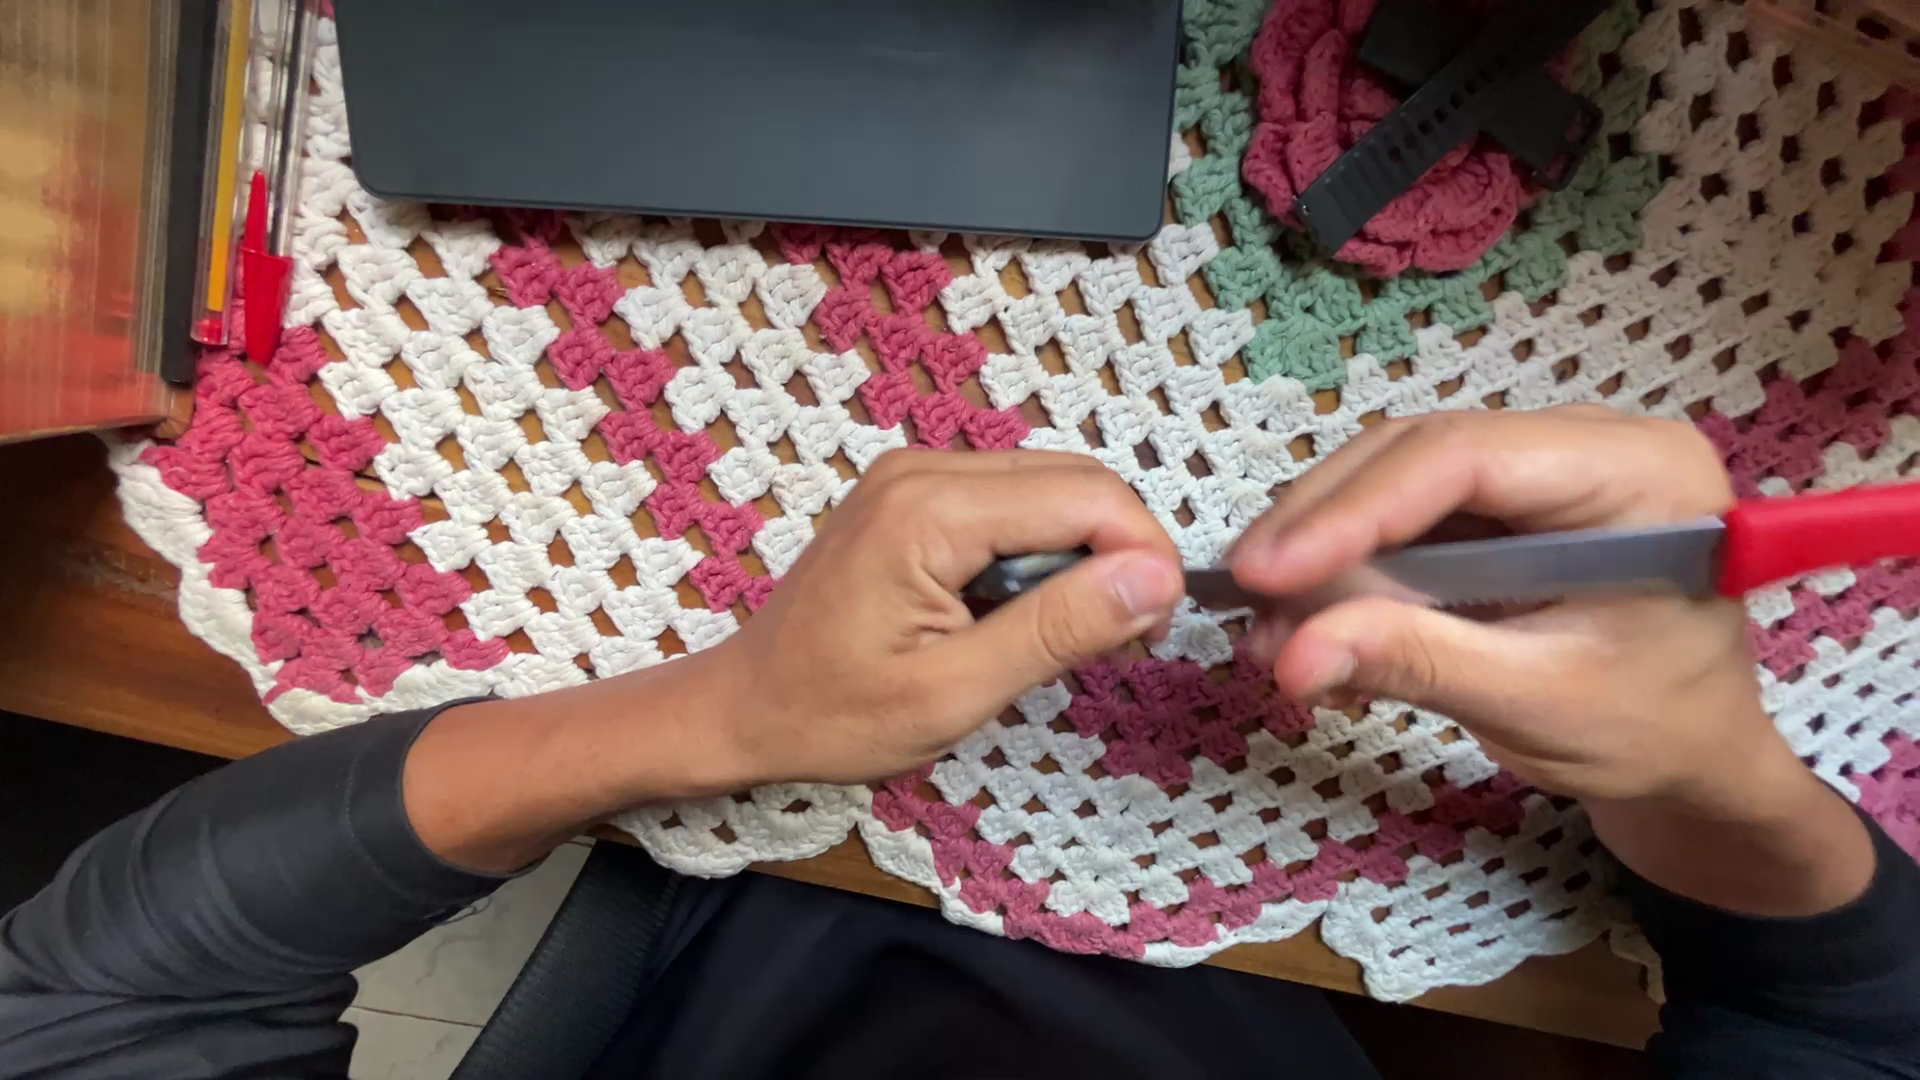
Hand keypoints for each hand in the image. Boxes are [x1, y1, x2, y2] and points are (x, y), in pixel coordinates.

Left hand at [407, 448, 1183, 871]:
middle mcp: (924, 467)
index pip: (1085, 495)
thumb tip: (1157, 577)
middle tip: (1124, 633)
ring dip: (1083, 548)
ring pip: (1046, 485)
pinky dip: (1041, 546)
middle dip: (1120, 547)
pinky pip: (1009, 500)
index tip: (1156, 626)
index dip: (1143, 552)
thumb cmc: (836, 715)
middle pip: (1071, 479)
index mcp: (931, 510)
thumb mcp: (955, 692)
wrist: (744, 705)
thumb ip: (1057, 628)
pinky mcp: (912, 493)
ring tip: (1074, 627)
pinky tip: (1025, 603)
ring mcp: (914, 473)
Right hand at [1230, 406, 1762, 804]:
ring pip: (1371, 484)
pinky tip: (1302, 628)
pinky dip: (1327, 575)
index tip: (1264, 574)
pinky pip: (1374, 523)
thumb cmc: (1646, 728)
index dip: (1349, 510)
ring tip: (1266, 629)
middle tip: (1243, 594)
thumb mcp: (1534, 701)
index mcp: (1629, 472)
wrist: (1679, 751)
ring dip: (1308, 555)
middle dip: (1312, 529)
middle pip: (1400, 458)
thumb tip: (1286, 654)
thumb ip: (1413, 661)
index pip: (1459, 457)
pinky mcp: (1470, 510)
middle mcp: (1565, 446)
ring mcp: (1511, 473)